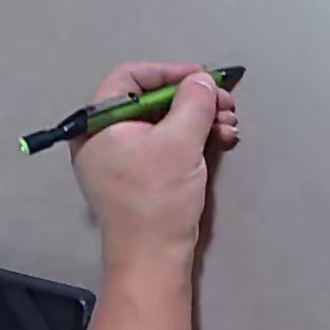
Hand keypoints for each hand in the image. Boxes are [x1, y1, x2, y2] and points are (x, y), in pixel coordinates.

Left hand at [70, 62, 238, 277]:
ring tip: (230, 125)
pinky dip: (196, 138)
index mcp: (99, 123)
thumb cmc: (158, 198)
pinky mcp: (145, 176)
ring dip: (202, 119)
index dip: (170, 72)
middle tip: (226, 104)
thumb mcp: (180, 143)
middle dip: (194, 99)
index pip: (131, 78)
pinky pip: (170, 144)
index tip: (205, 78)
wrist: (154, 256)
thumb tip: (204, 80)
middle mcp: (107, 136)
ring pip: (167, 123)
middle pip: (153, 100)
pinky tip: (222, 139)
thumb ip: (194, 103)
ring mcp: (126, 158)